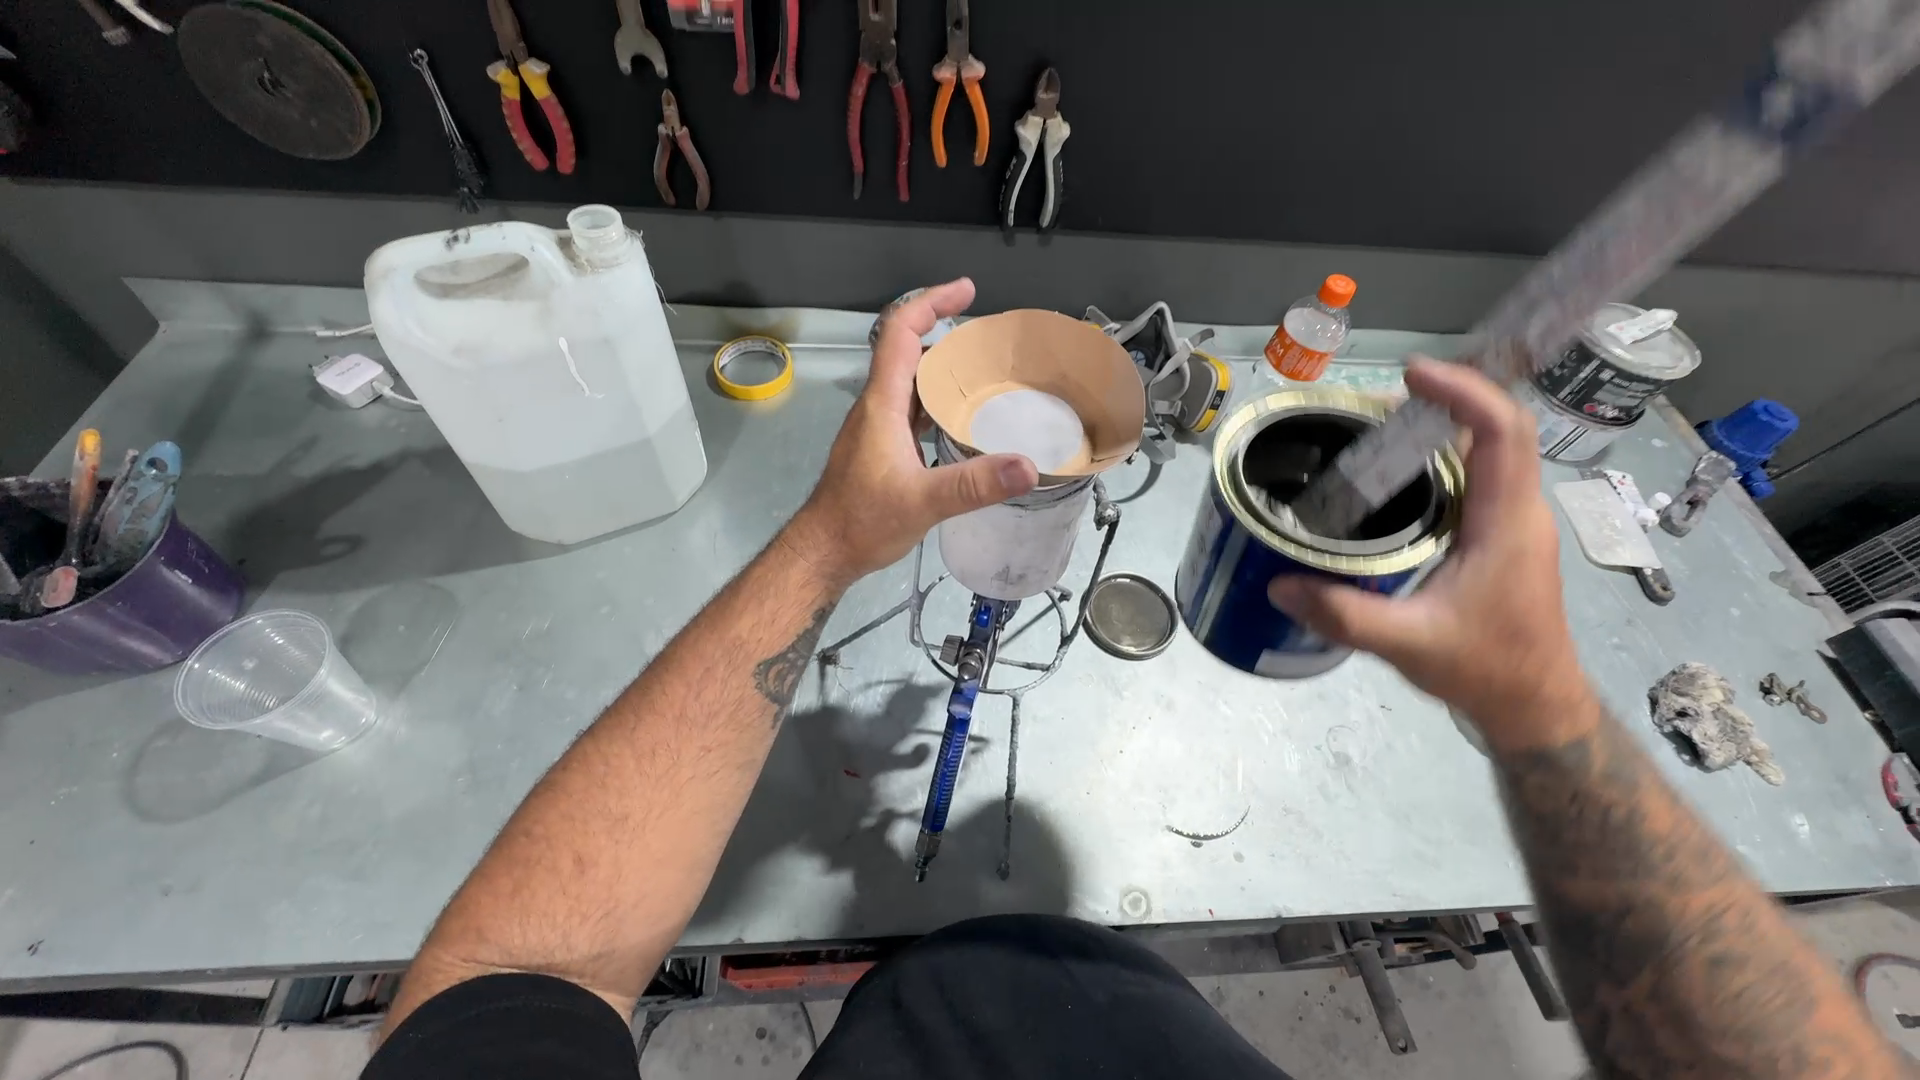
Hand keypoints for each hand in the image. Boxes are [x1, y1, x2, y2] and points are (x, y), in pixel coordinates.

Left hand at [782, 279, 1039, 589]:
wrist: (824, 551)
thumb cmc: (862, 522)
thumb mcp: (922, 503)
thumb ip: (973, 485)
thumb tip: (1028, 466)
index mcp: (882, 404)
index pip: (901, 333)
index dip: (931, 302)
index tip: (967, 291)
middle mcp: (878, 407)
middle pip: (908, 351)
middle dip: (946, 331)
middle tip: (991, 339)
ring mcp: (878, 428)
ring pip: (911, 382)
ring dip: (944, 369)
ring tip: (987, 374)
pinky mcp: (882, 448)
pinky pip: (913, 409)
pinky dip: (939, 401)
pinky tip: (964, 420)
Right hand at [1266, 357, 1598, 751]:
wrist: (1534, 706)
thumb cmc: (1487, 669)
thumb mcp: (1409, 644)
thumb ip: (1343, 615)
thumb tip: (1278, 584)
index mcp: (1507, 522)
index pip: (1502, 431)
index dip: (1464, 393)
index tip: (1411, 376)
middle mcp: (1516, 512)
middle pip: (1492, 431)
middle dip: (1439, 404)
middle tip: (1370, 406)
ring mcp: (1510, 525)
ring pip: (1483, 455)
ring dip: (1435, 433)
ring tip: (1369, 436)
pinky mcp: (1496, 540)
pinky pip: (1471, 482)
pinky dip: (1432, 465)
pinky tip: (1386, 484)